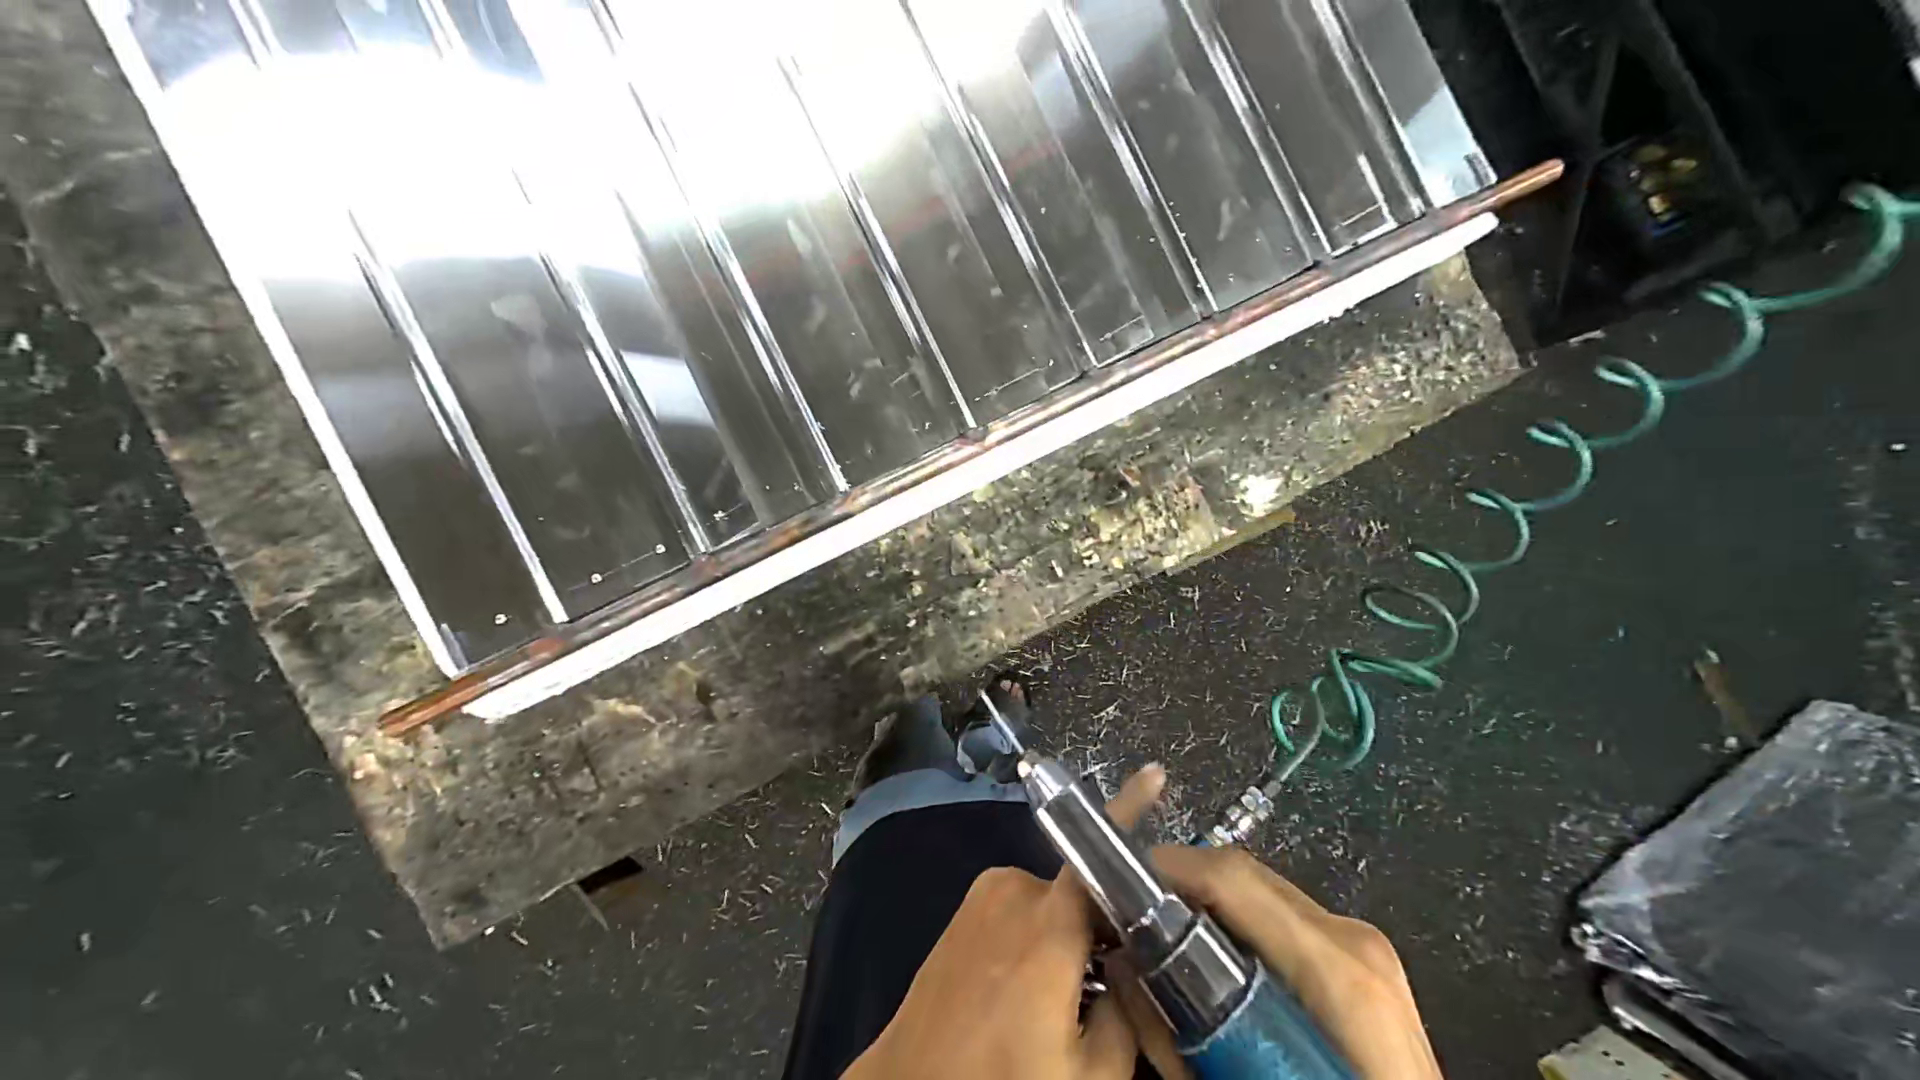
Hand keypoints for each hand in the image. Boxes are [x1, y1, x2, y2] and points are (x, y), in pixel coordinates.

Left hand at [842, 766, 1167, 1079]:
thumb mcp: (1089, 1076)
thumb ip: (1129, 1016)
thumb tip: (1134, 972)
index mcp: (1047, 922)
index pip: (1097, 852)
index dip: (1130, 810)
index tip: (1153, 775)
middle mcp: (1012, 890)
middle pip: (1081, 890)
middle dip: (1103, 926)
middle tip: (1111, 982)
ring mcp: (981, 897)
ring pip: (1050, 905)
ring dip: (1068, 937)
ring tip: (1064, 998)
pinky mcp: (962, 912)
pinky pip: (1019, 911)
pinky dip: (1037, 937)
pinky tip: (1028, 989)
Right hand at [1118, 845, 1442, 1079]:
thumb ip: (1177, 1037)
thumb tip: (1121, 971)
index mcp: (1337, 969)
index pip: (1231, 876)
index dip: (1168, 868)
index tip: (1121, 885)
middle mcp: (1353, 939)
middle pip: (1242, 873)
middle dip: (1182, 887)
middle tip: (1138, 919)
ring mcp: (1366, 946)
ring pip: (1260, 890)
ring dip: (1210, 905)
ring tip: (1174, 945)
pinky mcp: (1366, 959)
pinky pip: (1283, 916)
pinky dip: (1242, 925)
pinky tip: (1225, 969)